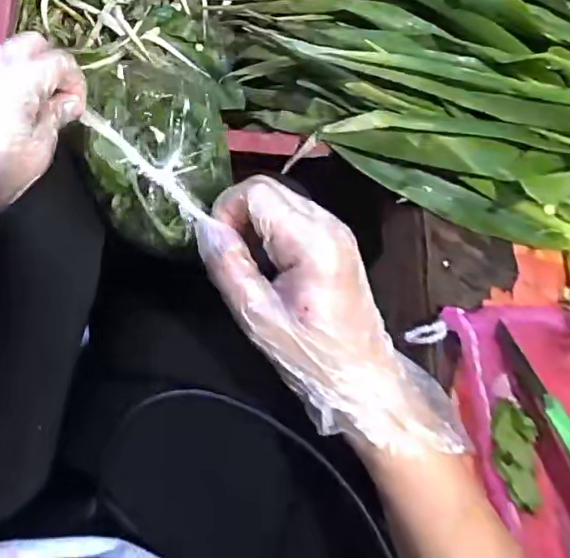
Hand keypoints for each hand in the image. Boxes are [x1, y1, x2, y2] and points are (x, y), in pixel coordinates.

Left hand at [0, 33, 83, 243]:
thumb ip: (55, 117)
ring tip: (21, 98)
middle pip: (33, 44)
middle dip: (48, 66)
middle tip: (52, 98)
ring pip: (3, 49)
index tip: (73, 110)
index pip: (62, 62)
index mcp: (24, 76)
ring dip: (19, 67)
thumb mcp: (38, 151)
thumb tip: (66, 102)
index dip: (75, 84)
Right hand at [196, 176, 466, 456]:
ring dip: (252, 221)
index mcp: (313, 241)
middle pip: (265, 186)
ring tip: (252, 264)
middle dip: (237, 213)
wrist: (366, 381)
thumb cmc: (312, 357)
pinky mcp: (334, 235)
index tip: (222, 249)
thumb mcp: (258, 318)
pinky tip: (271, 264)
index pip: (255, 191)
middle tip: (233, 256)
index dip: (227, 211)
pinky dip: (269, 227)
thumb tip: (204, 226)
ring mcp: (335, 226)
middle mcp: (328, 223)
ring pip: (276, 196)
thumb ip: (228, 266)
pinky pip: (289, 211)